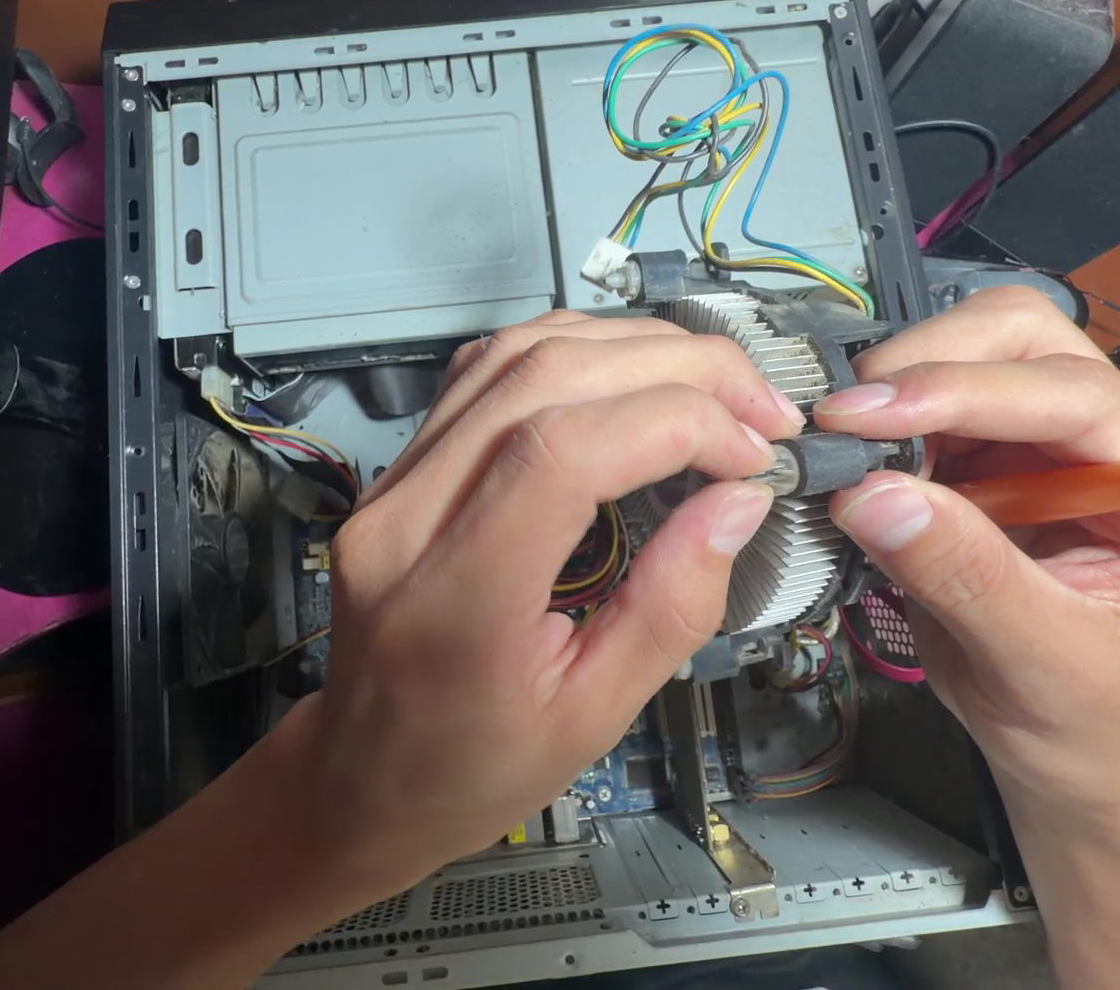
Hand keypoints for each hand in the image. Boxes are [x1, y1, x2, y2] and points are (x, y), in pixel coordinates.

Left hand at [268, 310, 804, 891]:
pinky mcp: (400, 470)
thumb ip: (671, 605)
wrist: (363, 771)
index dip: (674, 424)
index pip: (561, 451)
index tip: (749, 455)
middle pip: (542, 378)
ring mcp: (391, 484)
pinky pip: (484, 374)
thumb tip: (738, 499)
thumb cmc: (472, 768)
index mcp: (452, 604)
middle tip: (755, 405)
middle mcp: (404, 519)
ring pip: (511, 356)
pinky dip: (571, 353)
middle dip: (672, 368)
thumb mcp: (594, 716)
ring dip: (626, 347)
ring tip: (708, 384)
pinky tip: (626, 375)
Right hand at [813, 287, 1119, 823]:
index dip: (959, 391)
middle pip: (1029, 337)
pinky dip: (886, 422)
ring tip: (846, 444)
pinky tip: (858, 459)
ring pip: (974, 352)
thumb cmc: (1091, 724)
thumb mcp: (1041, 664)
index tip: (855, 414)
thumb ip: (963, 573)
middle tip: (845, 417)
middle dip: (929, 362)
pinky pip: (933, 408)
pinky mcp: (1002, 456)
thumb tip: (864, 491)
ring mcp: (1062, 442)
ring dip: (899, 390)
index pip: (1074, 396)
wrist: (1077, 754)